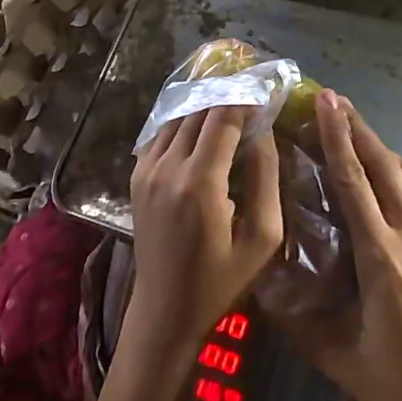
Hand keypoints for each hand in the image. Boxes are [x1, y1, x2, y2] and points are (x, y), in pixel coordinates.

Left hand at [128, 106, 284, 347]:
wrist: (164, 310)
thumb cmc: (221, 280)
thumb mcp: (262, 237)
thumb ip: (265, 177)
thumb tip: (263, 132)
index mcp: (200, 183)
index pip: (222, 118)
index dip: (245, 99)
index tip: (265, 90)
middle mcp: (168, 168)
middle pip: (198, 111)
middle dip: (226, 96)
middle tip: (251, 91)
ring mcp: (146, 170)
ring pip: (177, 118)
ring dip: (204, 106)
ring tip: (230, 103)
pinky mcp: (136, 177)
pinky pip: (160, 134)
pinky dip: (182, 123)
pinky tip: (201, 127)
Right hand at [286, 92, 401, 400]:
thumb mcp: (342, 360)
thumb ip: (298, 322)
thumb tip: (262, 291)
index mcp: (383, 258)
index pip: (354, 181)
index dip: (337, 136)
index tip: (326, 101)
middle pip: (386, 165)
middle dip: (358, 129)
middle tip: (336, 101)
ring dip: (385, 151)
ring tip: (360, 138)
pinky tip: (396, 190)